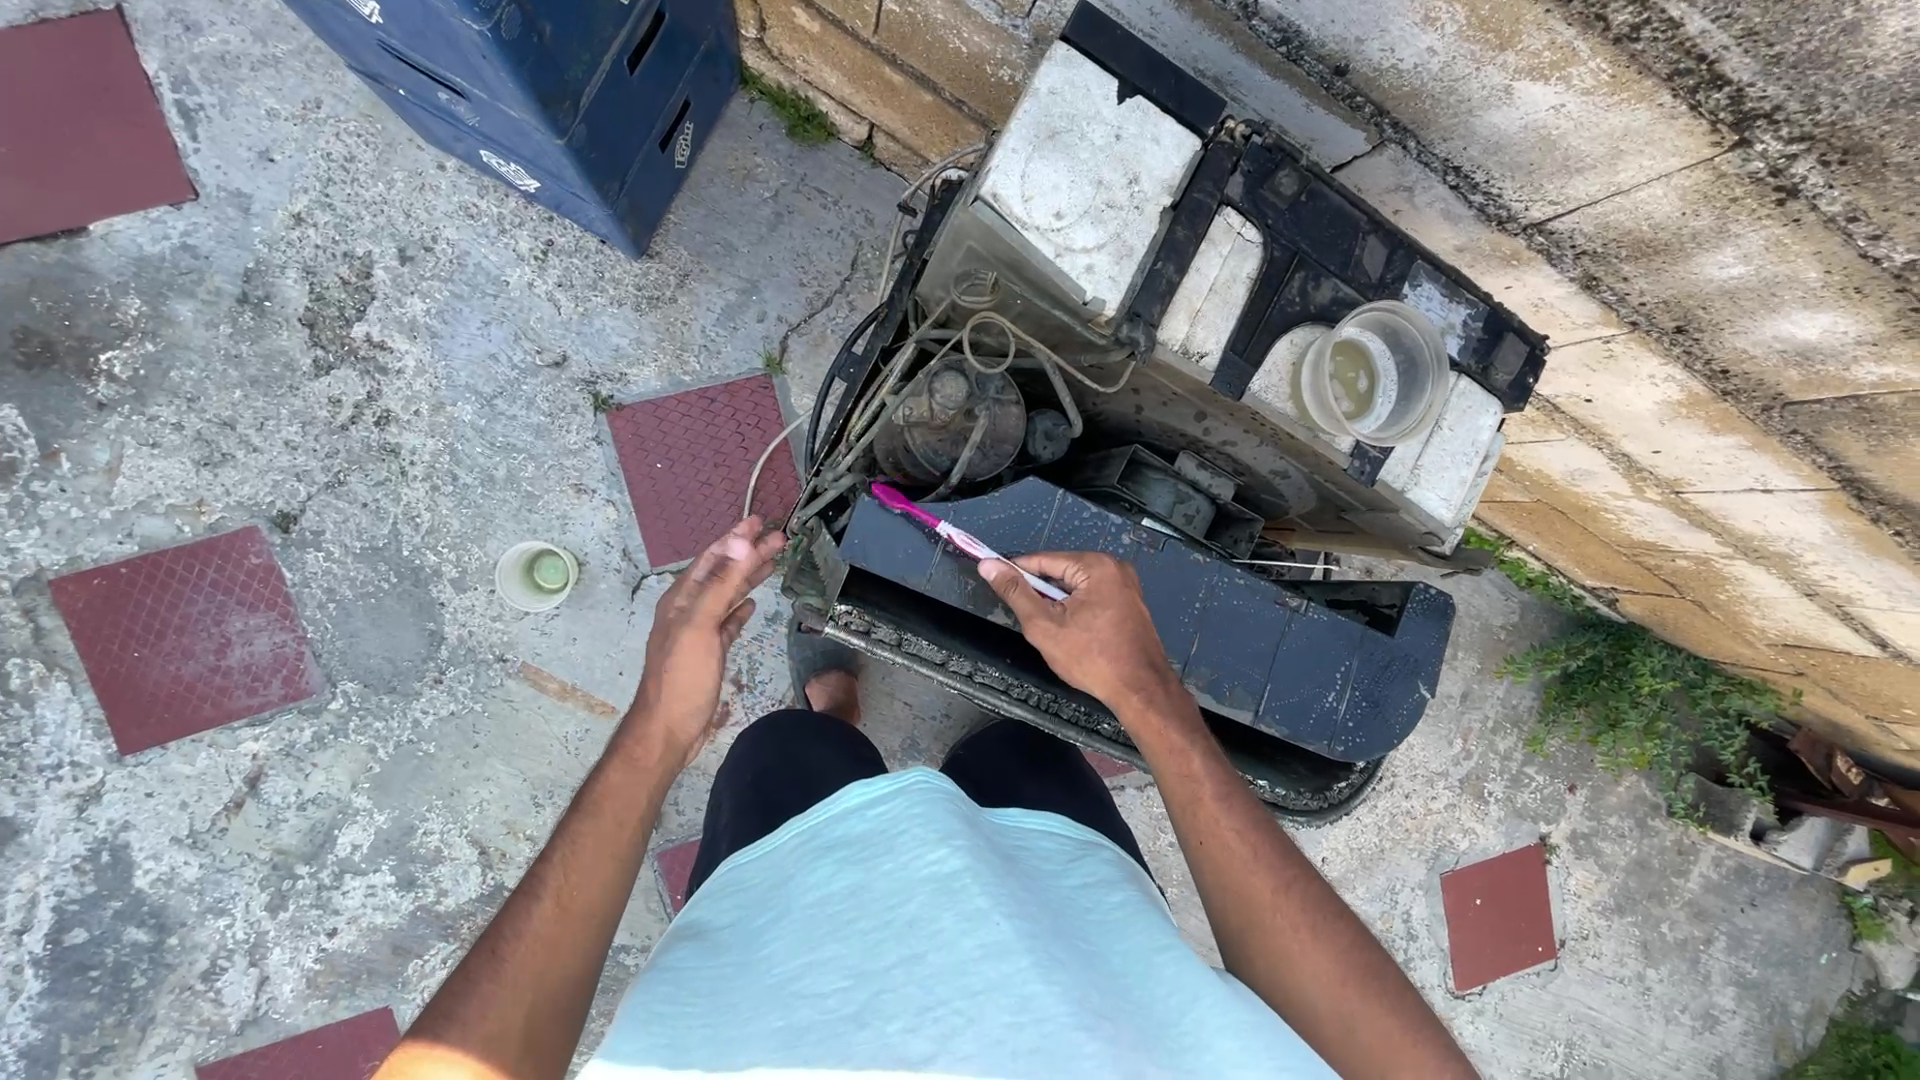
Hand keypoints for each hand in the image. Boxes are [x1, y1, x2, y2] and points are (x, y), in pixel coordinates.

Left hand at [630, 517, 786, 767]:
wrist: (669, 728)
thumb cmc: (682, 676)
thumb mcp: (700, 625)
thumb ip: (722, 584)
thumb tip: (741, 543)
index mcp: (682, 599)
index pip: (713, 559)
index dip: (736, 538)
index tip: (760, 522)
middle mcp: (689, 610)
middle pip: (724, 573)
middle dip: (749, 554)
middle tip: (778, 538)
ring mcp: (699, 631)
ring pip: (728, 595)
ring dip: (749, 578)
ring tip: (773, 562)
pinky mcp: (710, 652)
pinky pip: (728, 622)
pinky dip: (741, 609)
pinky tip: (752, 604)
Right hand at [978, 552, 1188, 721]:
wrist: (1141, 689)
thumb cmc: (1092, 658)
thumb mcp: (1044, 625)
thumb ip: (1016, 592)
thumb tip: (989, 565)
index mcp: (1095, 566)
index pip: (1043, 560)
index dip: (1016, 571)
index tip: (996, 581)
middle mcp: (1114, 567)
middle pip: (1062, 572)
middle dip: (1042, 593)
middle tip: (1030, 619)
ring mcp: (1127, 585)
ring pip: (1077, 587)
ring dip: (1060, 604)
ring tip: (1053, 631)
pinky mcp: (1132, 602)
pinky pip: (1094, 597)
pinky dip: (1078, 610)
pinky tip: (1074, 633)